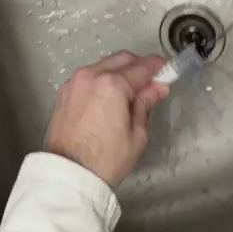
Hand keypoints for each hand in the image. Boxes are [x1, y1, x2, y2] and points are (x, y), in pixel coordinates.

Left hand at [44, 52, 169, 187]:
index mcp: (112, 84)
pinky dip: (102, 79)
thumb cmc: (107, 158)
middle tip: (151, 81)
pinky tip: (109, 96)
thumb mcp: (137, 135)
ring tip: (131, 91)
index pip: (141, 68)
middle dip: (139, 65)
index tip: (167, 69)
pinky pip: (89, 76)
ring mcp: (75, 81)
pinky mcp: (65, 90)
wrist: (68, 172)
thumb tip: (158, 87)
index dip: (157, 67)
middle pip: (122, 59)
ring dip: (119, 71)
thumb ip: (146, 104)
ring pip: (103, 65)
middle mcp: (92, 75)